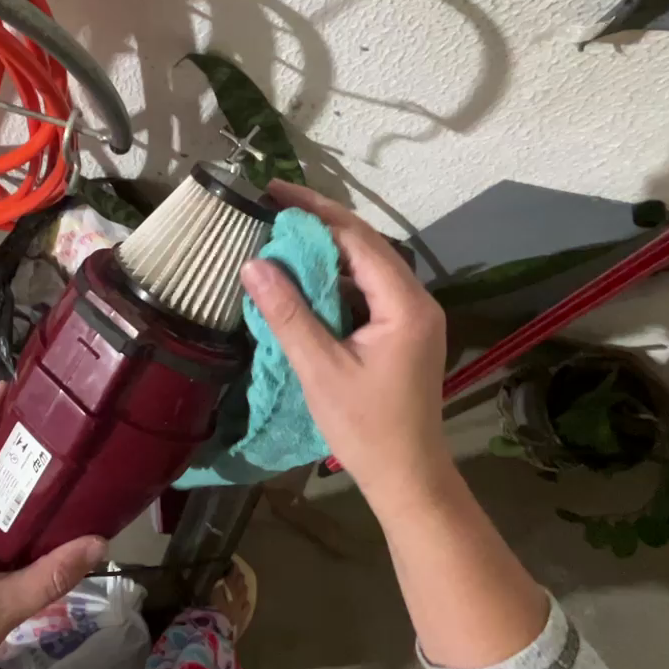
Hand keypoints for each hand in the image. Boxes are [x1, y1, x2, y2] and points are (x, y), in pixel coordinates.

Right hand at [240, 180, 450, 501]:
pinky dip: (333, 276)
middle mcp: (415, 300)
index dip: (314, 211)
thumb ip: (288, 313)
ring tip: (281, 234)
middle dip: (319, 221)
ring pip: (365, 265)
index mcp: (404, 304)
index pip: (357, 239)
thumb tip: (253, 263)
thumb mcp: (320, 368)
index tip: (273, 191)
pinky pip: (365, 288)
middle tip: (272, 205)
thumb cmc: (366, 427)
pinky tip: (303, 276)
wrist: (407, 477)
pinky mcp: (400, 331)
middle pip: (364, 244)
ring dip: (325, 248)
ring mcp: (410, 316)